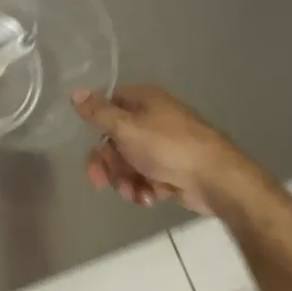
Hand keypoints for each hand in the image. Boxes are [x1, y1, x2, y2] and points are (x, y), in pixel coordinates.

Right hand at [72, 84, 266, 216]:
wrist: (216, 180)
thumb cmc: (168, 148)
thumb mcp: (126, 128)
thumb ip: (98, 113)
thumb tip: (75, 92)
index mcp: (144, 101)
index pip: (108, 106)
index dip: (96, 128)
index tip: (90, 149)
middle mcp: (153, 119)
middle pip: (115, 140)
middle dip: (109, 164)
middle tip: (102, 183)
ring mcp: (164, 145)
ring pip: (129, 163)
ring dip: (125, 181)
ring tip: (136, 193)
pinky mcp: (172, 169)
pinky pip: (146, 177)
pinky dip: (144, 188)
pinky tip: (150, 198)